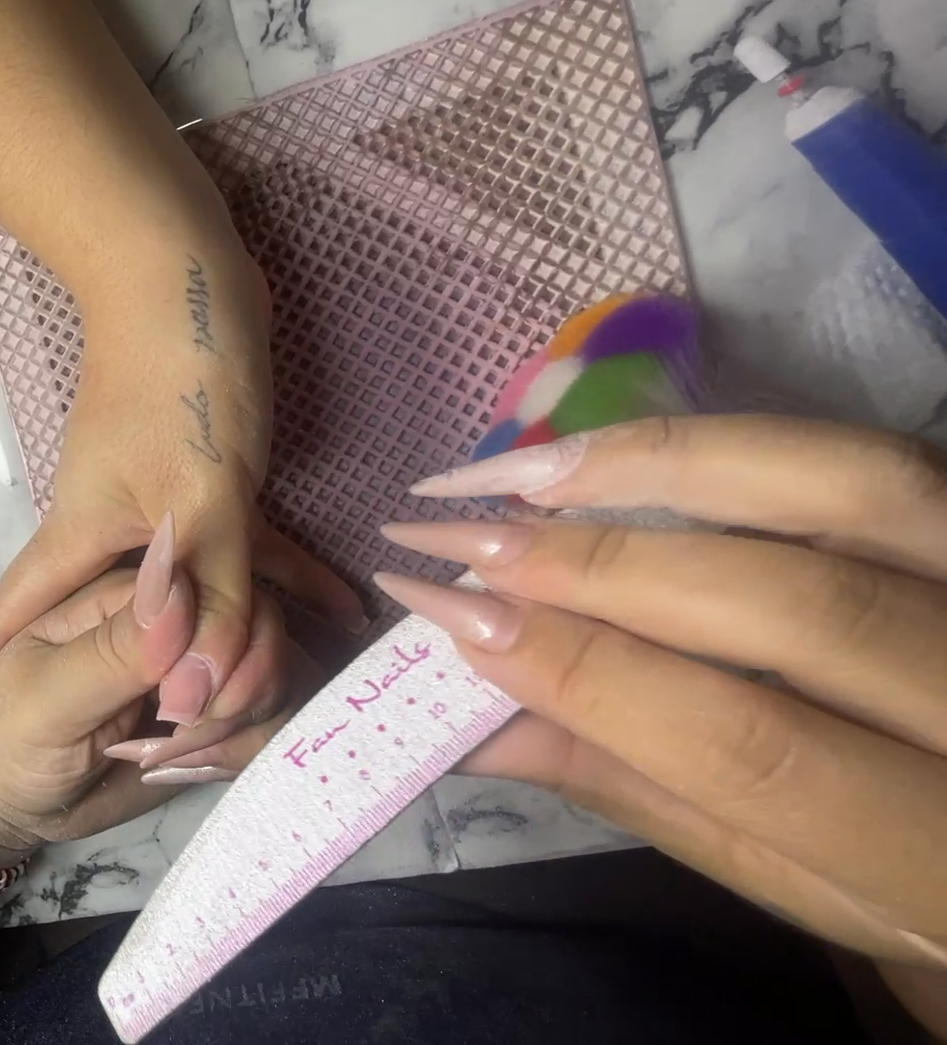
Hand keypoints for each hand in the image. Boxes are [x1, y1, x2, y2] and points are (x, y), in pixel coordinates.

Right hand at [0, 248, 361, 735]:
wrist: (190, 284)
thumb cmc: (180, 384)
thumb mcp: (203, 497)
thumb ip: (204, 597)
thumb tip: (190, 702)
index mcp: (79, 540)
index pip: (6, 617)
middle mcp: (109, 538)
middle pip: (113, 631)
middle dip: (134, 690)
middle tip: (169, 754)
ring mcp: (154, 515)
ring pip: (188, 601)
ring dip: (230, 644)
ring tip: (270, 702)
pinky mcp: (201, 493)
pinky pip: (239, 558)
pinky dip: (282, 582)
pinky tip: (335, 609)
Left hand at [0, 516, 317, 868]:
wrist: (11, 805)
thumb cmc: (8, 741)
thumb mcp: (47, 699)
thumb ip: (110, 651)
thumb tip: (177, 590)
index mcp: (125, 595)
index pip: (208, 583)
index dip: (217, 642)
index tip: (179, 707)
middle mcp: (172, 620)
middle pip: (260, 622)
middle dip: (237, 690)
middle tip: (180, 739)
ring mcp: (199, 666)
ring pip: (276, 670)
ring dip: (242, 725)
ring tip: (173, 759)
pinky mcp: (215, 714)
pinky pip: (271, 715)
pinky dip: (248, 746)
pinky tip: (197, 767)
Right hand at [372, 414, 946, 971]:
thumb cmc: (920, 886)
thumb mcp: (788, 878)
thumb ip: (627, 787)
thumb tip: (460, 724)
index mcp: (943, 850)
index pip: (738, 738)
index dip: (569, 663)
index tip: (435, 608)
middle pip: (784, 602)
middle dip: (581, 562)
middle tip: (441, 536)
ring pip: (845, 485)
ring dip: (641, 468)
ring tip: (506, 474)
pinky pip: (853, 455)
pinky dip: (704, 444)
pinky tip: (594, 452)